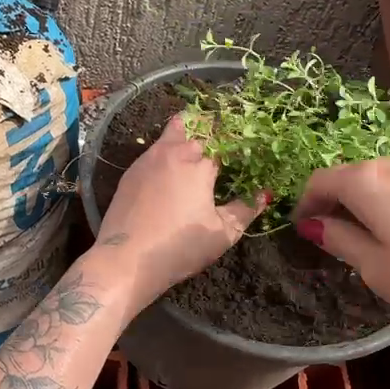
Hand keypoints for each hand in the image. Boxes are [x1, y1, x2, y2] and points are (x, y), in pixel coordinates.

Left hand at [90, 113, 264, 307]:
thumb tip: (263, 194)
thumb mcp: (222, 233)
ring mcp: (145, 162)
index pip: (222, 144)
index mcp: (197, 164)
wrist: (126, 258)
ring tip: (196, 143)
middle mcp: (170, 154)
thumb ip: (245, 209)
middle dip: (208, 130)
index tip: (244, 148)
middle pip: (193, 130)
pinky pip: (152, 153)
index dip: (234, 145)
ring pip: (168, 136)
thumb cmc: (180, 246)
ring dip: (183, 134)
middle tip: (221, 140)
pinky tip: (169, 169)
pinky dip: (164, 152)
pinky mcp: (128, 174)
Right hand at [292, 149, 389, 368]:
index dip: (306, 206)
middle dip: (346, 204)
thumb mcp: (382, 274)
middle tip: (351, 246)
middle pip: (360, 176)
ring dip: (385, 204)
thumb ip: (342, 241)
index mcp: (369, 179)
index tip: (305, 232)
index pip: (320, 181)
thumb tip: (315, 223)